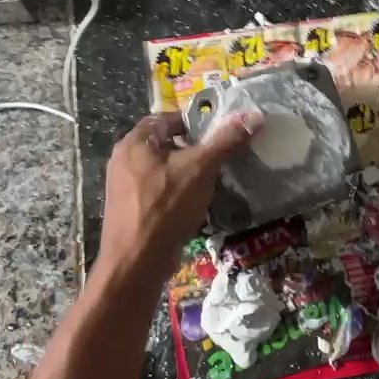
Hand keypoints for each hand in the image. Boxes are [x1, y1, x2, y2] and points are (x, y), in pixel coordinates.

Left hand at [97, 109, 259, 285]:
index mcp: (135, 142)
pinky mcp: (131, 208)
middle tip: (221, 156)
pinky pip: (159, 190)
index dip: (196, 121)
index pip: (168, 118)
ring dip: (188, 172)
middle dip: (194, 149)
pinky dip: (178, 191)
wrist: (137, 262)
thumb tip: (254, 116)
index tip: (221, 132)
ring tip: (213, 179)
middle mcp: (124, 159)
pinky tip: (196, 202)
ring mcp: (125, 186)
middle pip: (166, 143)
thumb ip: (226, 141)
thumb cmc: (166, 206)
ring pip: (163, 168)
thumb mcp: (201, 168)